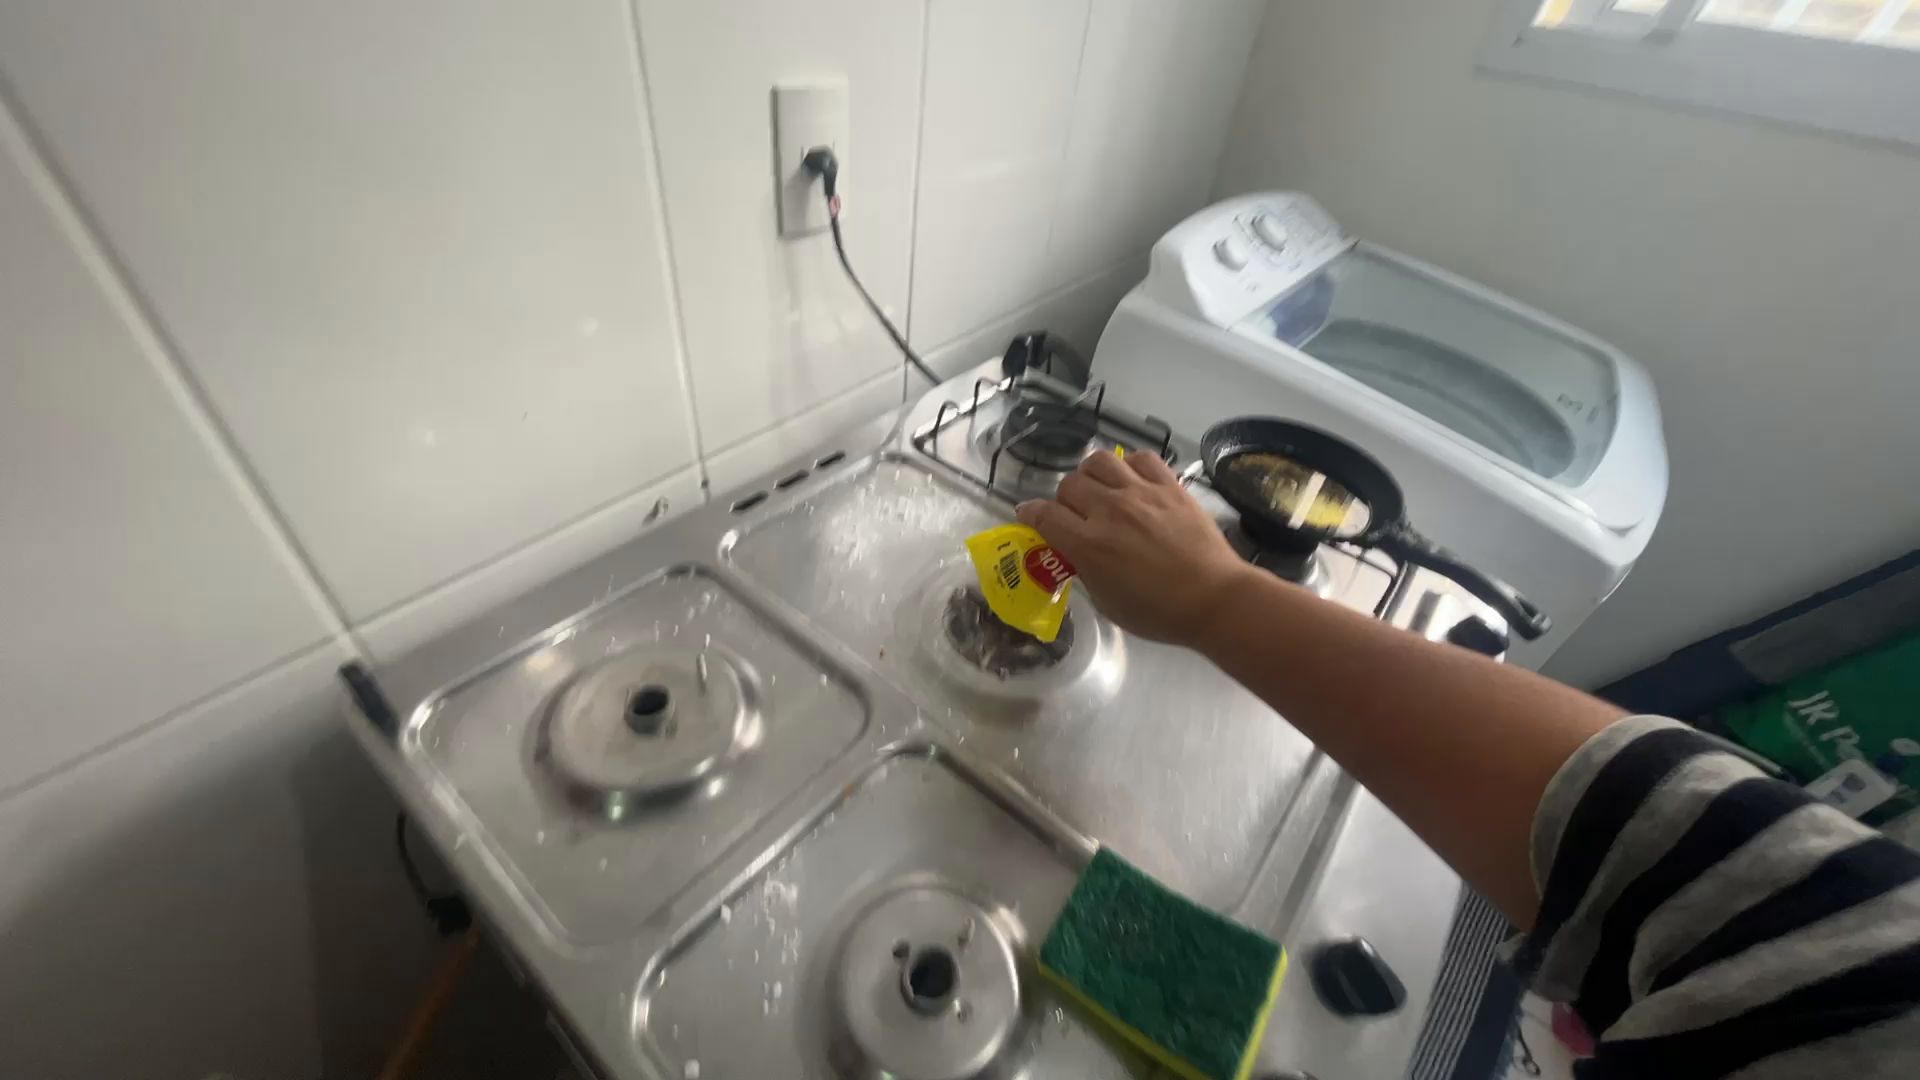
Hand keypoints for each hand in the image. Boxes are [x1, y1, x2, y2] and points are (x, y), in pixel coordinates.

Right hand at [1016, 450, 1257, 647]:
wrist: (1214, 599)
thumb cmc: (1158, 612)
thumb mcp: (1106, 601)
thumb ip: (1085, 568)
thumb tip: (1076, 550)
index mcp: (1089, 544)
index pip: (1044, 515)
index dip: (1030, 513)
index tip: (1028, 515)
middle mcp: (1109, 511)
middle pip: (1069, 484)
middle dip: (1063, 499)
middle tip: (1074, 513)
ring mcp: (1141, 493)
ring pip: (1099, 461)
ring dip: (1091, 475)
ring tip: (1100, 489)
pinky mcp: (1170, 486)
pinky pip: (1141, 458)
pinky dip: (1129, 466)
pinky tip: (1132, 481)